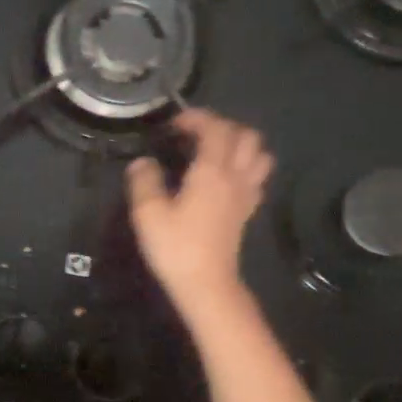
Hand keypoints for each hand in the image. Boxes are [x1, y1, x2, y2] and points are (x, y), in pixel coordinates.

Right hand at [127, 109, 273, 311]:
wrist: (205, 283)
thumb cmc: (175, 247)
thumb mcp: (147, 214)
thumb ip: (144, 182)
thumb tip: (142, 163)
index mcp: (211, 172)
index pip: (214, 129)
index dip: (196, 118)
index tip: (174, 124)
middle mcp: (234, 177)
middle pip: (245, 135)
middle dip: (221, 127)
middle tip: (195, 135)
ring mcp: (245, 194)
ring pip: (258, 154)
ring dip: (240, 145)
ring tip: (215, 152)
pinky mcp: (246, 211)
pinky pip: (256, 178)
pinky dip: (245, 168)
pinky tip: (225, 178)